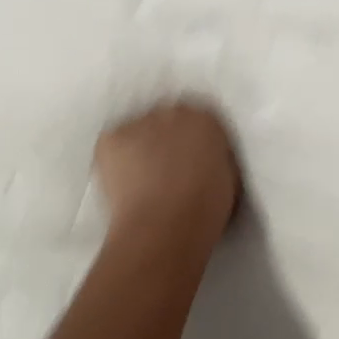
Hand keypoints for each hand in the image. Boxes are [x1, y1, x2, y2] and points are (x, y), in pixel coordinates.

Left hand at [94, 100, 241, 247]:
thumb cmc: (204, 209)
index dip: (193, 143)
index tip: (190, 162)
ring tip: (140, 181)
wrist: (164, 226)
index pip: (199, 120)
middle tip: (164, 172)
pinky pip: (112, 143)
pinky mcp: (110, 138)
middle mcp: (173, 111)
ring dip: (139, 148)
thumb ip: (216, 159)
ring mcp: (139, 122)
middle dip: (165, 141)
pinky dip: (114, 159)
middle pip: (167, 120)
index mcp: (207, 118)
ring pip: (137, 131)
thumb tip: (206, 161)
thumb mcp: (228, 178)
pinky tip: (123, 184)